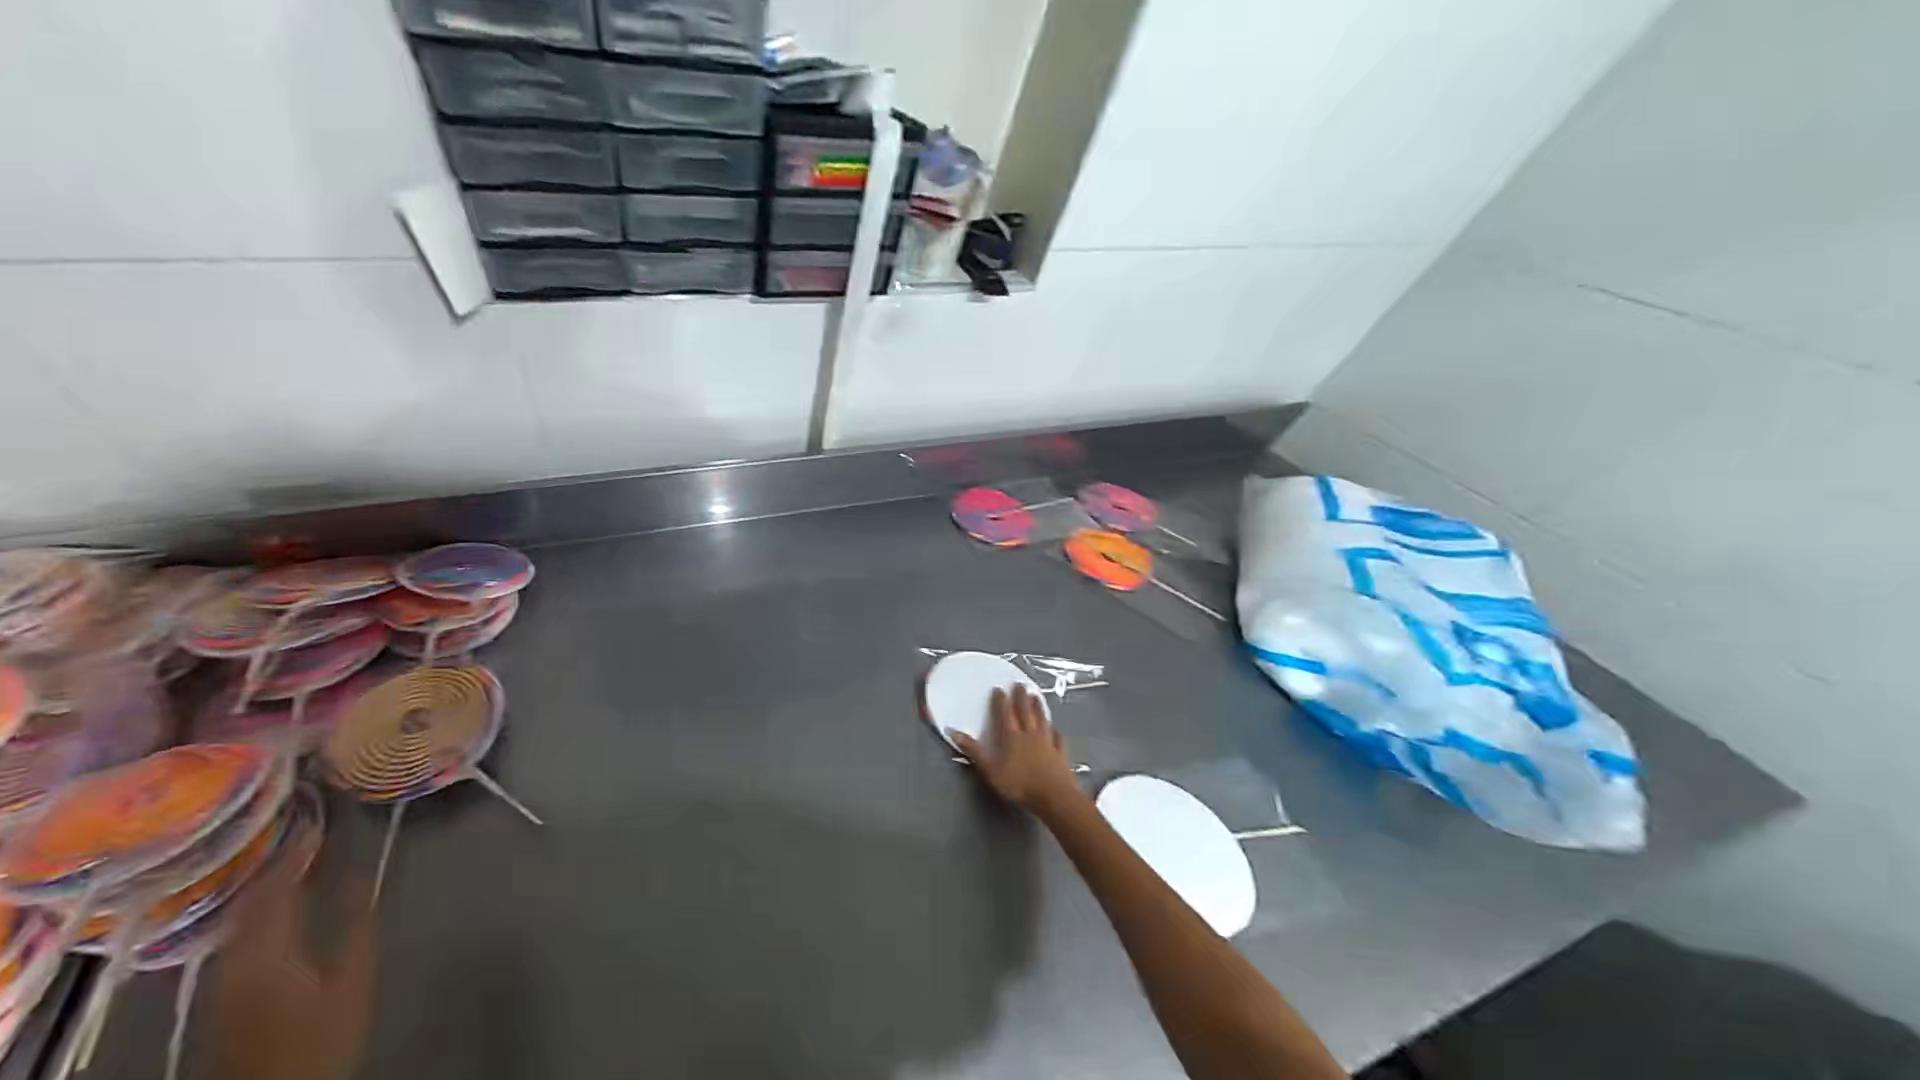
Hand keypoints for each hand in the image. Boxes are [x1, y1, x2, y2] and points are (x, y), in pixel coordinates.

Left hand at [205, 852, 375, 1079]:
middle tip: (313, 834)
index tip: (321, 820)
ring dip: (269, 883)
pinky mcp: (225, 986)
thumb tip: (363, 873)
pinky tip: (282, 901)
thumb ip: (355, 923)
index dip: (296, 852)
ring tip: (302, 859)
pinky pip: (241, 929)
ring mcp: (223, 972)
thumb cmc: (320, 1035)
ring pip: (243, 913)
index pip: (274, 887)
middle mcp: (234, 954)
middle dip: (280, 864)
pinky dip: (262, 905)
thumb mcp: (350, 979)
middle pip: (251, 899)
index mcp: (265, 948)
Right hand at [949, 685, 1081, 814]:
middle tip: (1019, 683)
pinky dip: (1055, 730)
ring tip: (1036, 695)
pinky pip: (1057, 737)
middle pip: (1025, 711)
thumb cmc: (1018, 784)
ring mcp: (1047, 742)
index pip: (1005, 714)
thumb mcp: (989, 770)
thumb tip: (953, 731)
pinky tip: (1055, 727)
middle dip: (1021, 696)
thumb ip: (973, 751)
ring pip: (1042, 719)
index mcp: (1011, 737)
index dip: (1001, 701)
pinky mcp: (1060, 753)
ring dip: (1038, 706)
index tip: (999, 688)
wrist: (1053, 795)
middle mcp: (1029, 734)